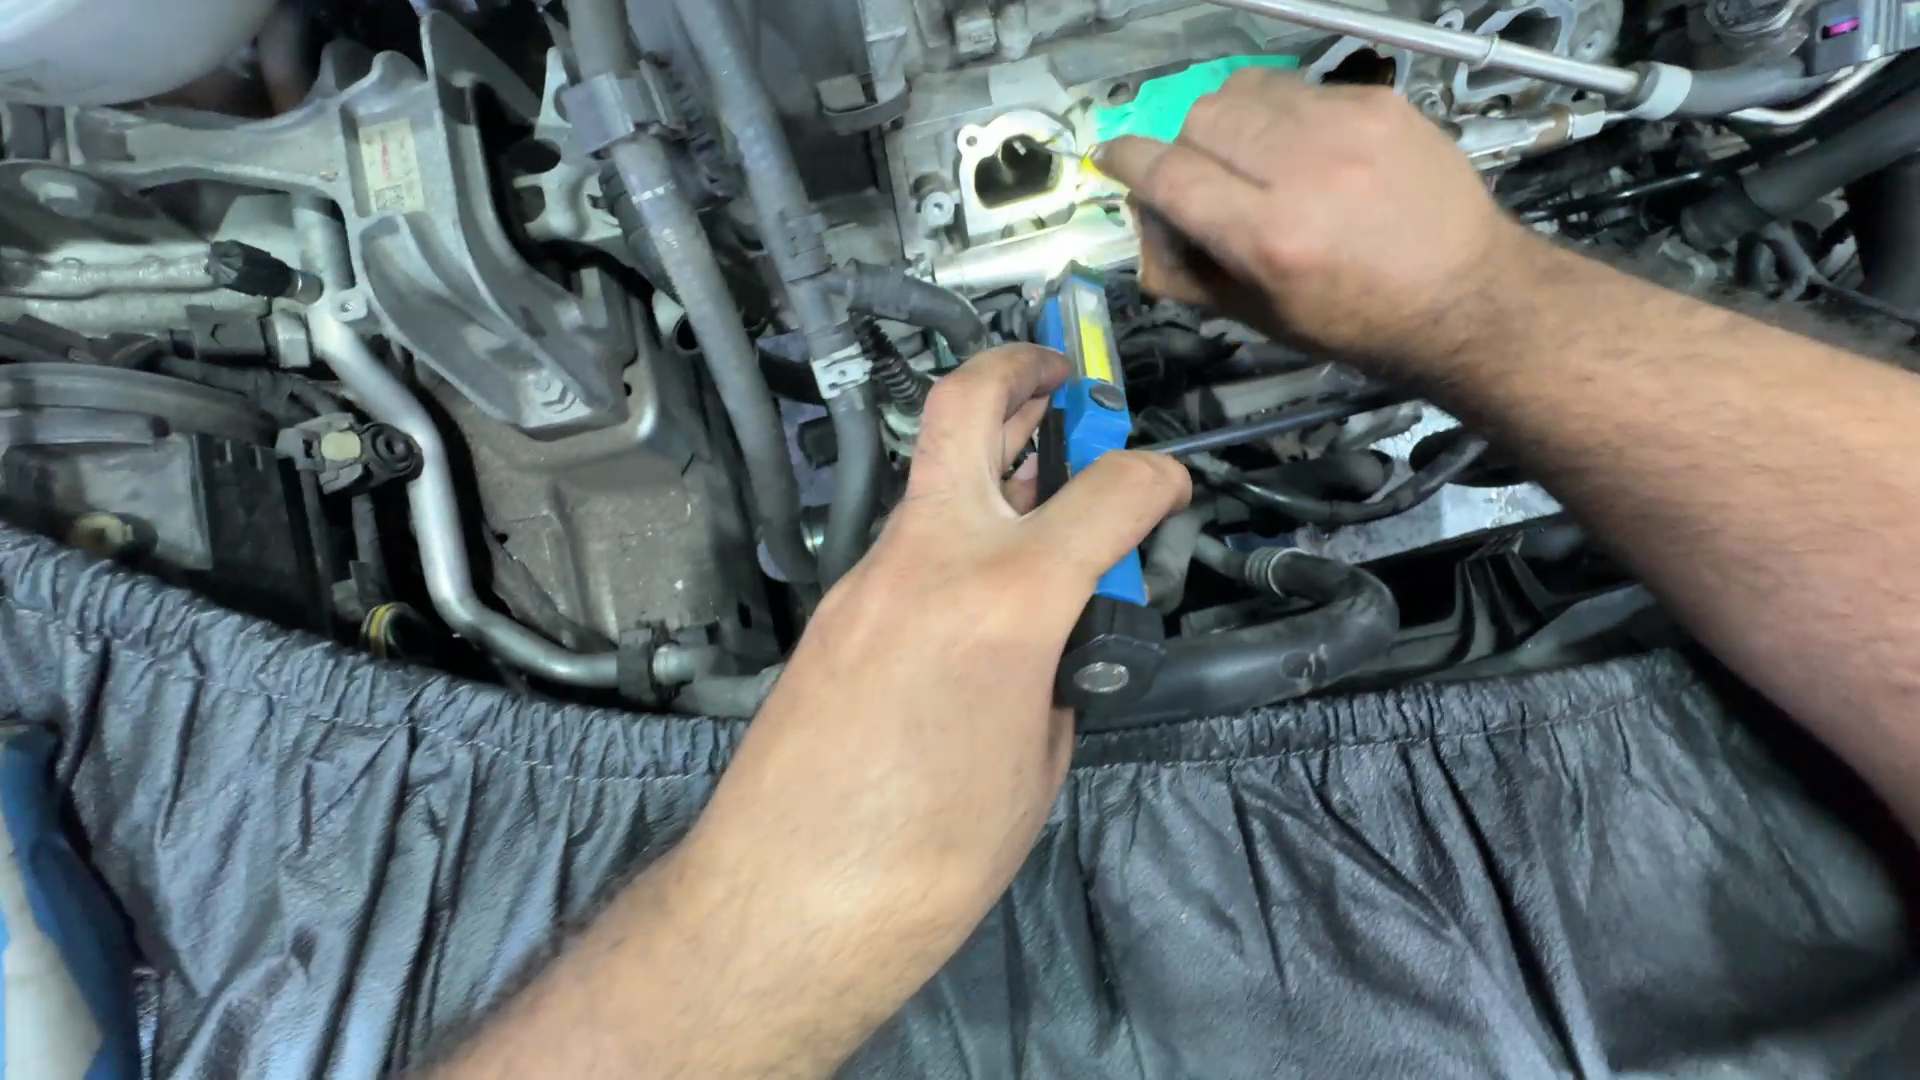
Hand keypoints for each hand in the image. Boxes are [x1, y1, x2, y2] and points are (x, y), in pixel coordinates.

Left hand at [437, 351, 1188, 1079]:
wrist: (783, 901)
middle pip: (966, 409)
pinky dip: (957, 530)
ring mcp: (870, 574)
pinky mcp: (837, 606)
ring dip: (989, 454)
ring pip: (933, 473)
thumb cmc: (935, 855)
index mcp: (1007, 599)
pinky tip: (981, 573)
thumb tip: (1053, 643)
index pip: (1107, 492)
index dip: (1155, 478)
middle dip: (1019, 372)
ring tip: (1037, 466)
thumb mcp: (1037, 763)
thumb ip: (1054, 675)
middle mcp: (932, 557)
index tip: (1169, 485)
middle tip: (1060, 377)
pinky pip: (910, 538)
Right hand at [1098, 69, 1538, 364]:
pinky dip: (1276, 116)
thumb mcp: (1252, 317)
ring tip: (1247, 159)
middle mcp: (1303, 170)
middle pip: (1200, 119)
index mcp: (1267, 238)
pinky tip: (1299, 152)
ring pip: (1243, 89)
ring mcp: (1346, 125)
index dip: (1126, 161)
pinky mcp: (1378, 100)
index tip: (1109, 157)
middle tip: (1201, 180)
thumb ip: (1183, 270)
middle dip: (1182, 147)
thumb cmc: (1348, 323)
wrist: (1461, 294)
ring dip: (1226, 123)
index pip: (1170, 175)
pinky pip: (1295, 89)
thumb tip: (1144, 221)